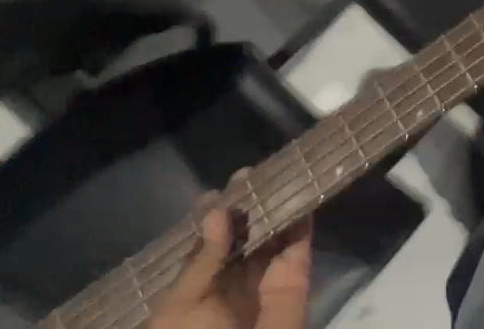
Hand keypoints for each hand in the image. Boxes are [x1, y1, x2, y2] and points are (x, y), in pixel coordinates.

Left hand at [150, 178, 312, 328]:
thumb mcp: (181, 310)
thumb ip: (201, 261)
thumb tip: (217, 210)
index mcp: (193, 294)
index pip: (202, 249)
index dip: (208, 220)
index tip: (213, 192)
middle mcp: (230, 283)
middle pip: (239, 237)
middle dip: (243, 207)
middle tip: (246, 175)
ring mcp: (265, 279)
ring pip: (270, 233)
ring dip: (274, 204)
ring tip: (274, 172)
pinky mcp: (296, 277)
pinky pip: (299, 243)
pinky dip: (302, 216)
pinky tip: (300, 189)